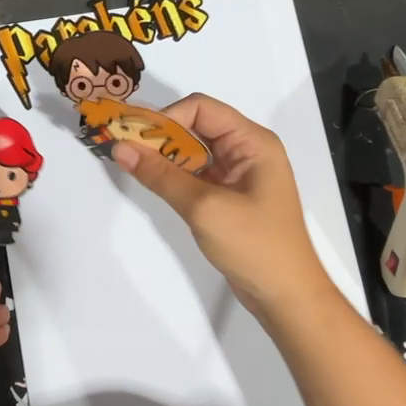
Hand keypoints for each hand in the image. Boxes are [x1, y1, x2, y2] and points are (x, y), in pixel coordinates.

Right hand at [111, 93, 335, 318]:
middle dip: (159, 135)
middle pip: (194, 126)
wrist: (286, 296)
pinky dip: (171, 173)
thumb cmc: (254, 245)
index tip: (137, 140)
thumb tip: (119, 148)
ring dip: (163, 155)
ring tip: (133, 164)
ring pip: (191, 150)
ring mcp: (237, 173)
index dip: (166, 118)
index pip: (201, 109)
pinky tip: (151, 181)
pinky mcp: (227, 195)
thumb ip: (160, 174)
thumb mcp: (203, 207)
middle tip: (125, 149)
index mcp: (252, 142)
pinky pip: (194, 172)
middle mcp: (246, 150)